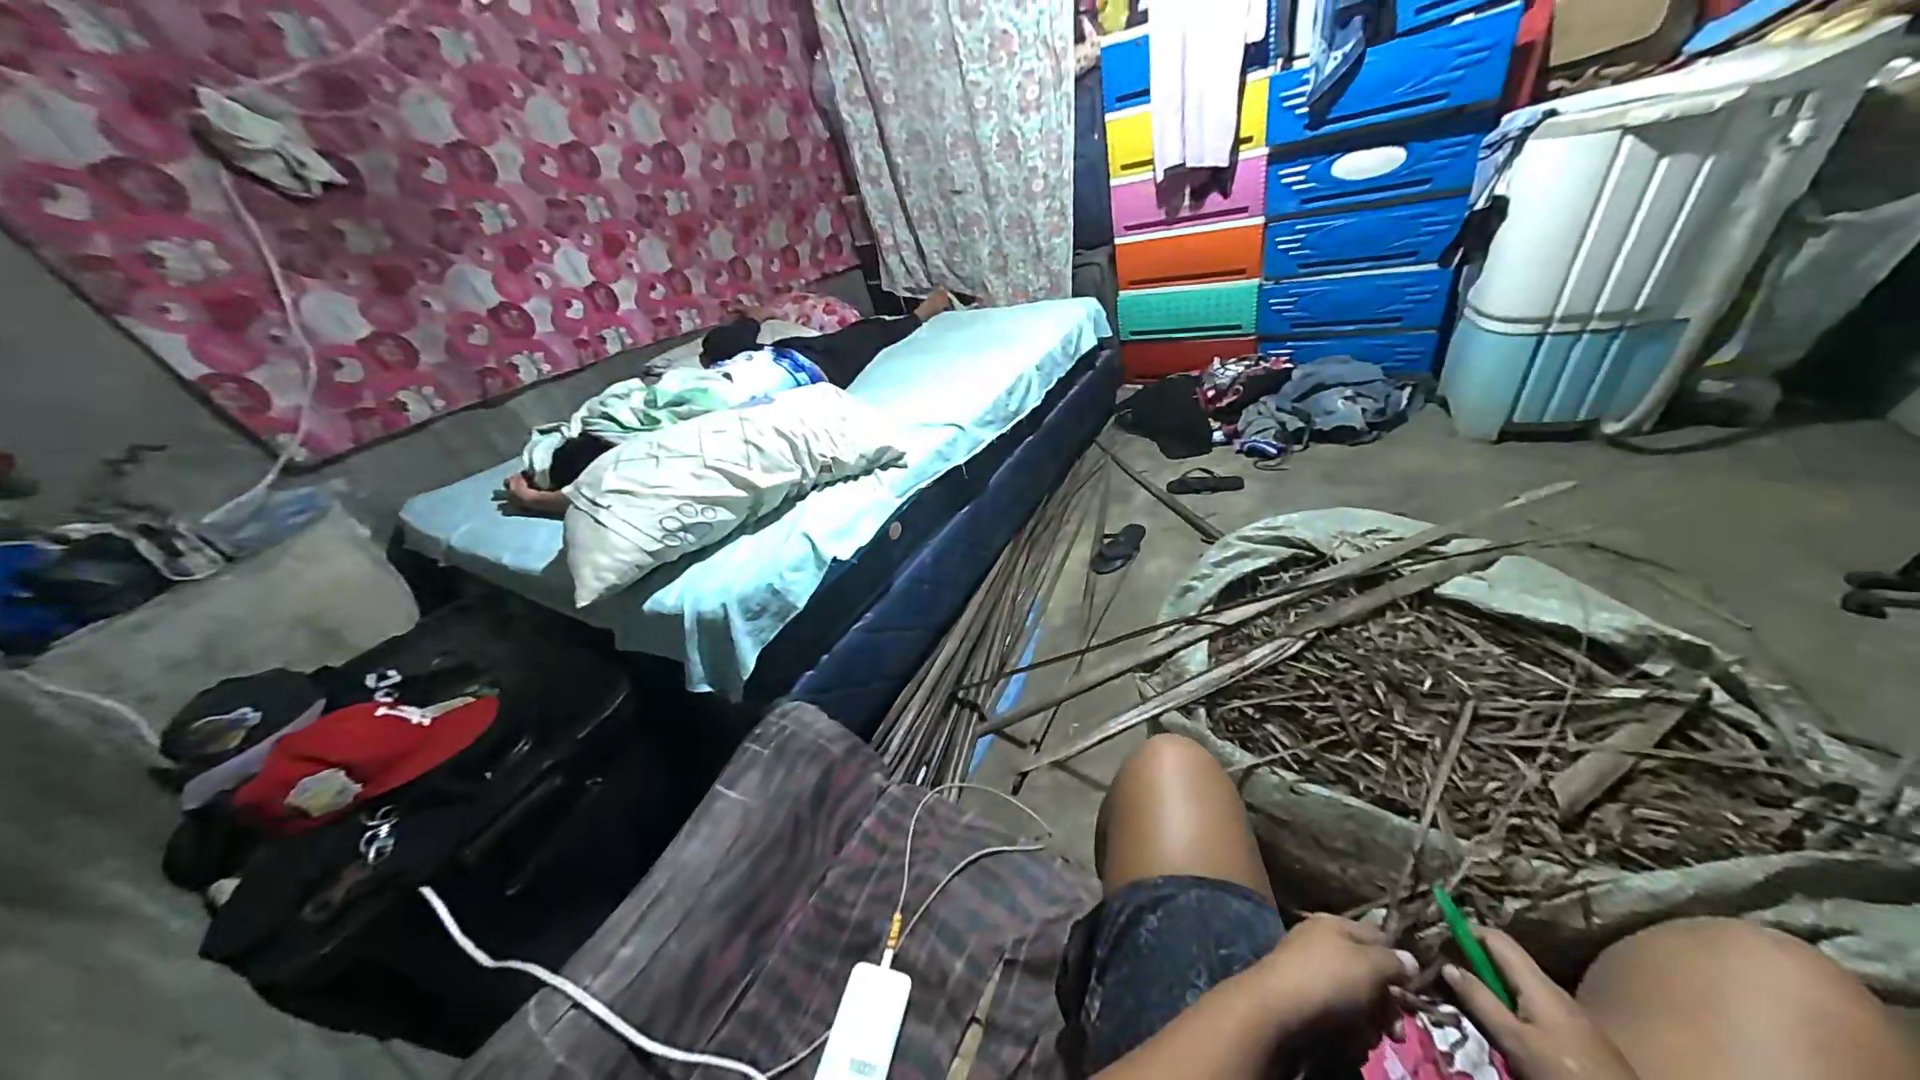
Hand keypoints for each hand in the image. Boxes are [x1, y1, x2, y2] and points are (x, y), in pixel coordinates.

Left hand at [1254, 914, 1418, 1036]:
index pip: (1377, 937)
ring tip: (1366, 1036)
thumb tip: (1409, 959)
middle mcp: (1322, 946)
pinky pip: (1337, 1015)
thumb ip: (1393, 962)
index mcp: (1334, 926)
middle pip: (1368, 975)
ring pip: (1356, 1001)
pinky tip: (1348, 1042)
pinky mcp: (1305, 1000)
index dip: (1398, 962)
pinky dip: (1348, 1031)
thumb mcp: (1369, 964)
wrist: (1278, 1006)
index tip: (1411, 989)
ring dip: (1369, 1023)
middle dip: (1386, 1006)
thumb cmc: (1328, 977)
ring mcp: (1312, 973)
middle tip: (1394, 1031)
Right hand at [1443, 927, 1639, 1079]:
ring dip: (1490, 983)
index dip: (1466, 932)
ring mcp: (1566, 1009)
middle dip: (1474, 960)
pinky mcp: (1573, 1029)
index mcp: (1537, 983)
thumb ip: (1481, 1001)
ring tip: (1467, 997)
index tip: (1440, 941)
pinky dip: (1508, 1001)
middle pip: (1506, 959)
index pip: (1496, 938)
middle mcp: (1551, 988)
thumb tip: (1449, 965)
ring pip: (1517, 981)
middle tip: (1446, 972)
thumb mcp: (1515, 1041)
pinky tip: (1500, 1021)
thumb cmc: (1564, 1074)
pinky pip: (1531, 1001)